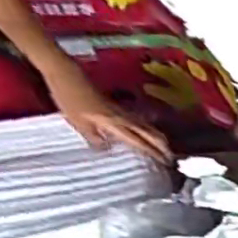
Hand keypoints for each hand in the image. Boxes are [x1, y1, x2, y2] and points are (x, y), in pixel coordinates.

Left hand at [43, 64, 171, 162]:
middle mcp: (125, 119)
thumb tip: (106, 149)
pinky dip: (151, 131)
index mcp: (115, 124)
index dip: (153, 153)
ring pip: (150, 128)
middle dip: (164, 147)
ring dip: (160, 139)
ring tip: (166, 148)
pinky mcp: (121, 107)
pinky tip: (150, 134)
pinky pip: (143, 122)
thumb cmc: (68, 97)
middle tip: (171, 158)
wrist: (66, 75)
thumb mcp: (75, 120)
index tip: (164, 163)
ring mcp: (124, 112)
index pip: (140, 142)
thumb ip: (93, 137)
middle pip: (152, 135)